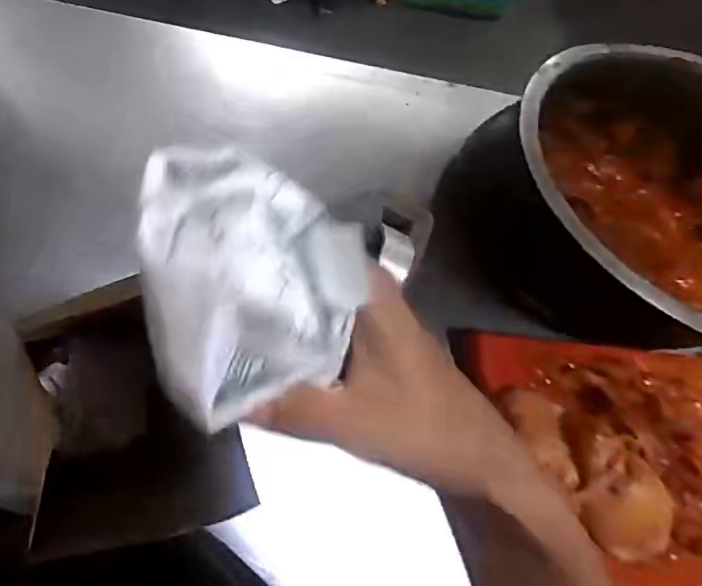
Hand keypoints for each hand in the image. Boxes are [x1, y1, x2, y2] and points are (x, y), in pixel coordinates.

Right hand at [249, 266, 607, 585]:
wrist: (484, 462)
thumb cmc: (425, 429)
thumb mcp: (353, 423)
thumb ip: (291, 409)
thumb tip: (225, 399)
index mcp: (368, 291)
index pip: (311, 242)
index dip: (269, 239)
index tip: (228, 239)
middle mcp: (368, 288)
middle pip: (306, 262)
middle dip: (264, 265)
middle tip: (217, 268)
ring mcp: (369, 309)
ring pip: (312, 286)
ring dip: (277, 291)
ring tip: (229, 291)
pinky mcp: (367, 332)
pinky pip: (320, 309)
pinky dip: (294, 314)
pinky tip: (263, 327)